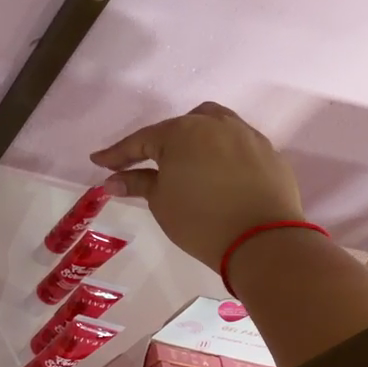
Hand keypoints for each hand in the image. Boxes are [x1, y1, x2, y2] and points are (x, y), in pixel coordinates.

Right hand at [90, 102, 305, 272]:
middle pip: (178, 126)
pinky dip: (219, 151)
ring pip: (212, 125)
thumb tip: (112, 180)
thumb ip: (137, 183)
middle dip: (157, 142)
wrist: (264, 241)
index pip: (141, 140)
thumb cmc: (200, 219)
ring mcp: (246, 136)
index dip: (117, 153)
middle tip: (141, 162)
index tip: (99, 161)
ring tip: (183, 158)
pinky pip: (236, 143)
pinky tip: (214, 172)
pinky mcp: (268, 153)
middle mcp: (214, 125)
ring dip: (193, 138)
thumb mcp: (160, 201)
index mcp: (182, 132)